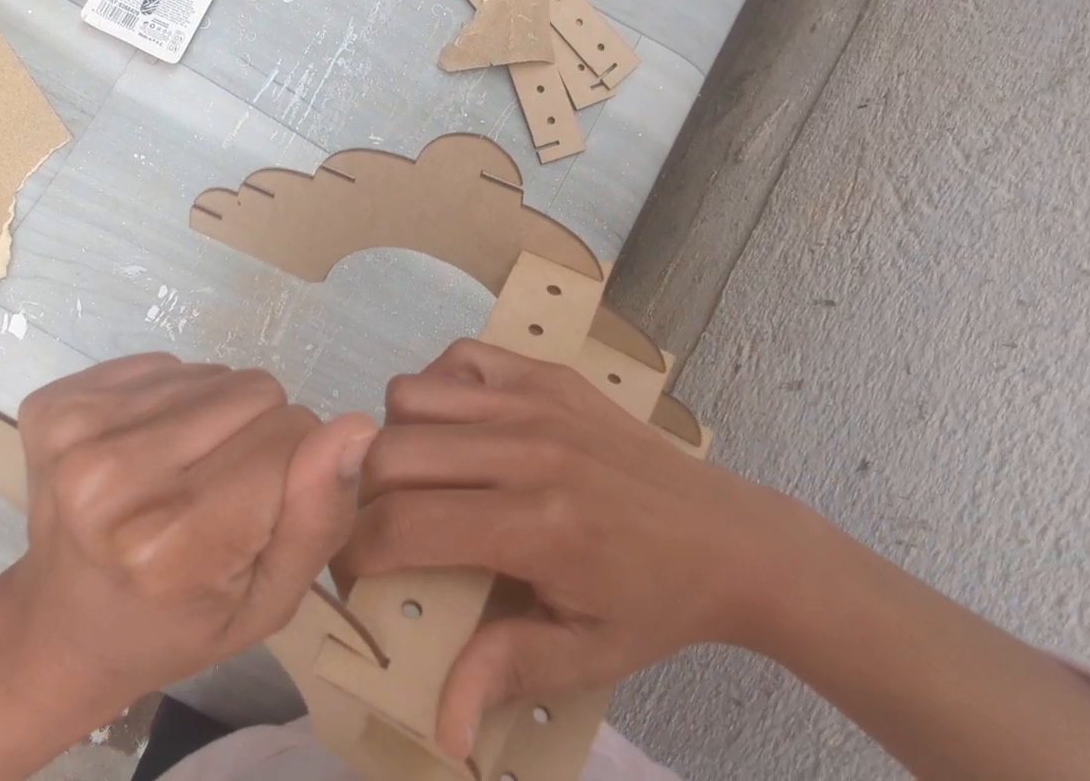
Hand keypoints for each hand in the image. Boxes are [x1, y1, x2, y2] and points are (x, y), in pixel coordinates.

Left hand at [0, 353, 378, 709]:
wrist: (62, 624)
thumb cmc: (178, 623)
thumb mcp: (269, 601)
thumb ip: (318, 518)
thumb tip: (358, 427)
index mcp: (173, 542)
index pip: (292, 436)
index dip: (299, 467)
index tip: (265, 511)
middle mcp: (113, 476)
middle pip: (254, 392)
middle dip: (262, 435)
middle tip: (223, 494)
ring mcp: (75, 431)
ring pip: (214, 373)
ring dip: (217, 416)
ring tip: (184, 474)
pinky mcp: (54, 401)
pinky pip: (166, 364)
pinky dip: (175, 401)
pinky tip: (149, 452)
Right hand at [334, 338, 804, 757]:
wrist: (733, 539)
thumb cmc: (654, 604)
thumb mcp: (585, 657)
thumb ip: (503, 674)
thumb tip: (440, 731)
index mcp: (536, 526)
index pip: (403, 525)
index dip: (356, 553)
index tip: (355, 574)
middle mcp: (528, 450)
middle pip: (391, 453)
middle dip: (365, 499)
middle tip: (386, 530)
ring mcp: (538, 401)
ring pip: (410, 396)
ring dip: (397, 439)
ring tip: (423, 477)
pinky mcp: (549, 374)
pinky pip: (459, 358)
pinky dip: (439, 388)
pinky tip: (458, 429)